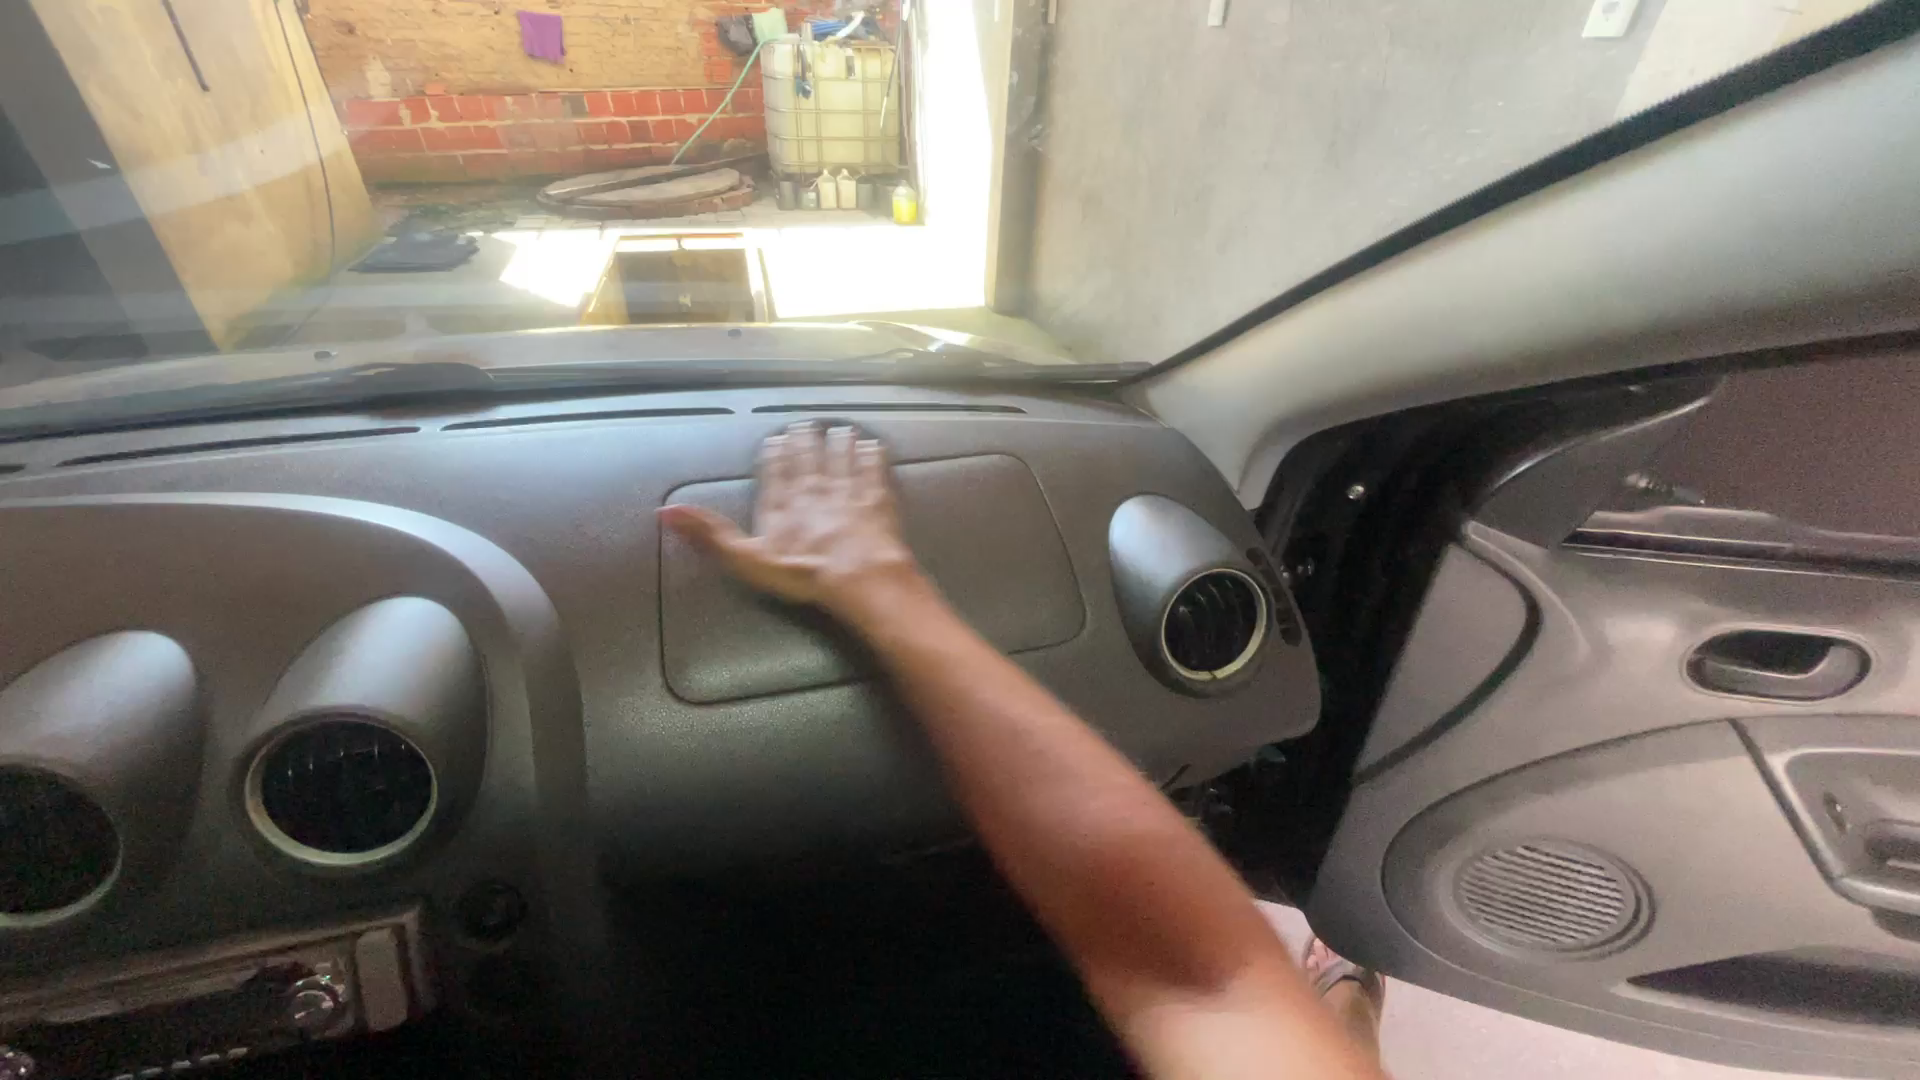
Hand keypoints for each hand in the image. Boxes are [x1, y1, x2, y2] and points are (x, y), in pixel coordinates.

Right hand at [659, 423, 928, 625]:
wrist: (858, 575)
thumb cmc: (802, 572)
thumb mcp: (747, 558)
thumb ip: (710, 533)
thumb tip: (666, 511)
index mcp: (781, 503)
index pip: (776, 470)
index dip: (776, 454)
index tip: (777, 439)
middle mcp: (812, 489)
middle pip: (808, 457)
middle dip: (807, 439)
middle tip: (806, 425)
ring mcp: (847, 490)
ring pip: (842, 456)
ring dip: (840, 441)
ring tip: (840, 429)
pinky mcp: (876, 497)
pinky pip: (874, 469)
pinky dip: (872, 455)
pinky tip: (872, 445)